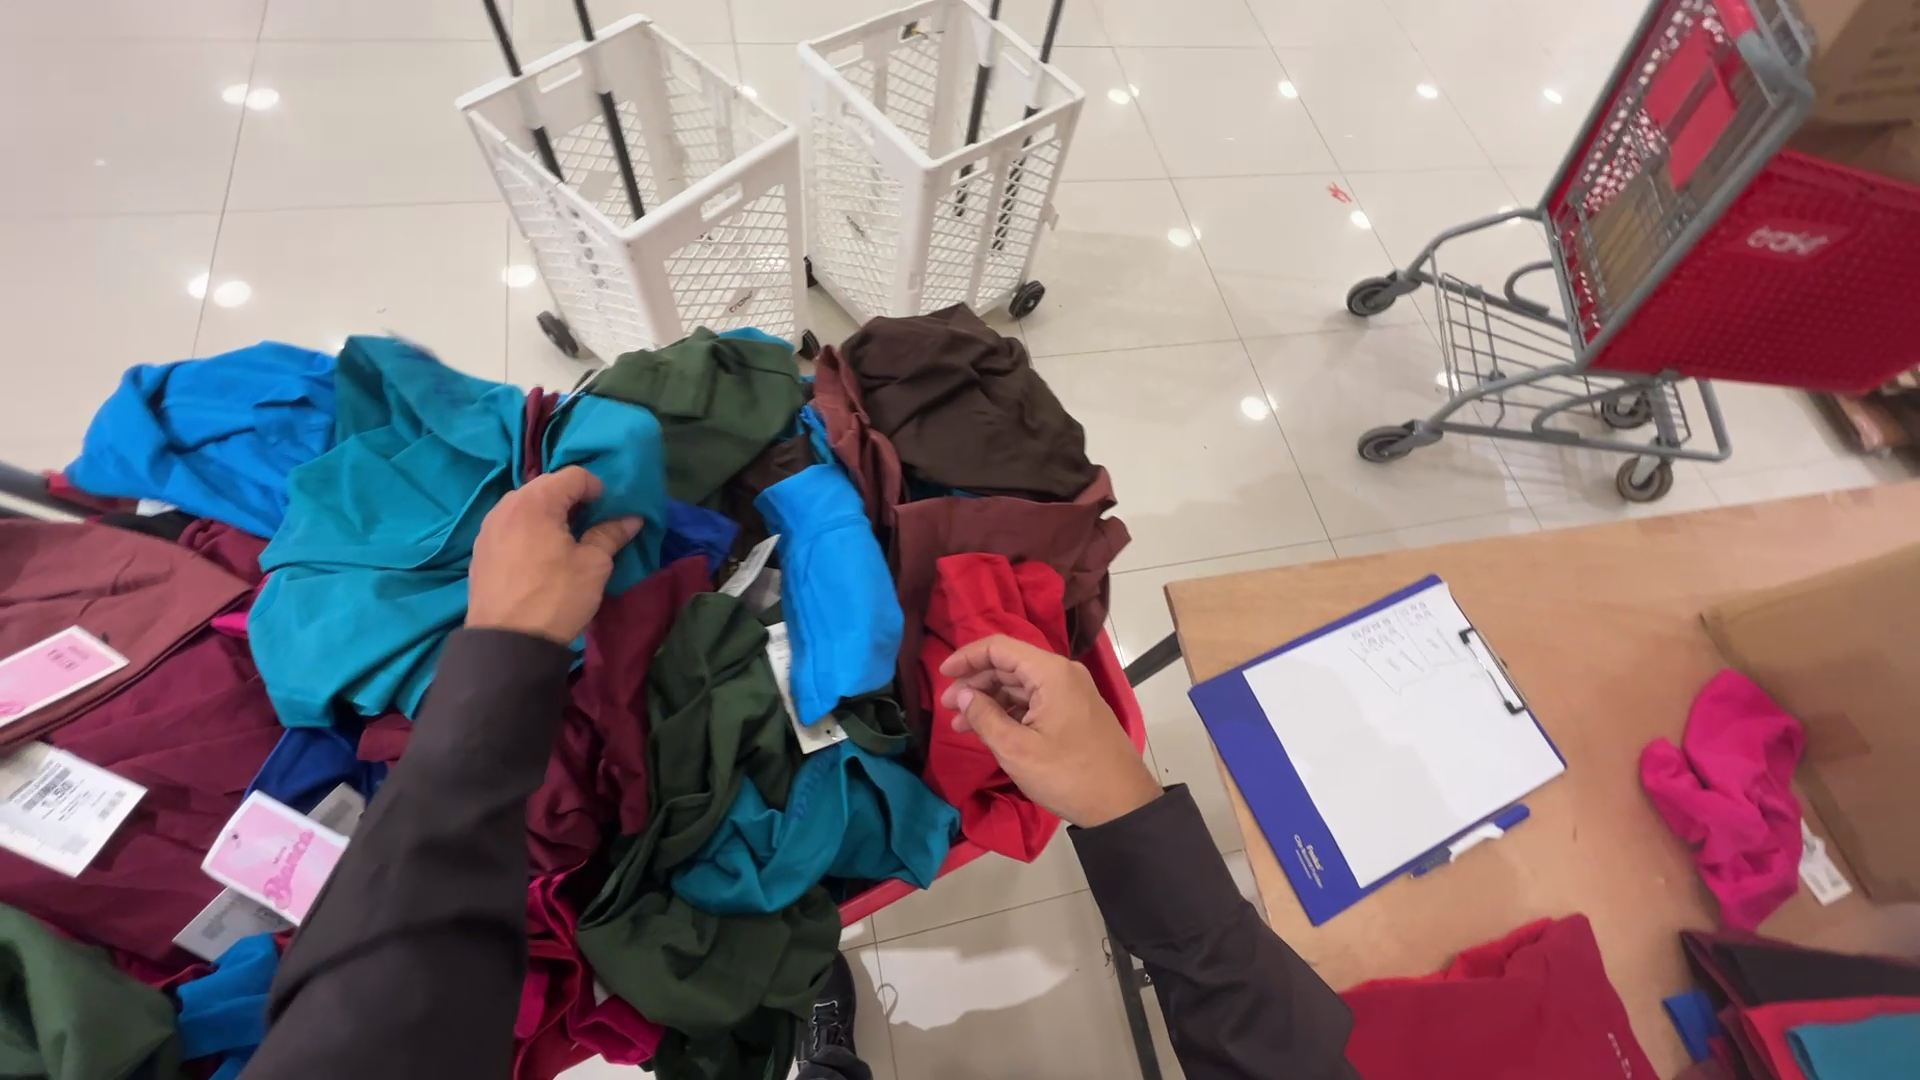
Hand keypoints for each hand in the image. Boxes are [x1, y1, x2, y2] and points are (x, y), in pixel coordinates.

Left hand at [467, 466, 642, 644]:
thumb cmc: (557, 596)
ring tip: (568, 540)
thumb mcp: (594, 564)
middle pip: (548, 486)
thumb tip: (632, 519)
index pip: (574, 475)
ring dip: (552, 513)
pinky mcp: (482, 548)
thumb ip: (611, 533)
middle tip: (592, 525)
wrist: (508, 642)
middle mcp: (507, 506)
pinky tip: (543, 555)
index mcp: (535, 503)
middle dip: (574, 499)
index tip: (609, 514)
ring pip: (528, 504)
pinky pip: (513, 524)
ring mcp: (490, 527)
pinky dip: (532, 528)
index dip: (598, 489)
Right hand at [939, 635, 1161, 827]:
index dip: (967, 657)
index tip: (941, 674)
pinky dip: (1009, 711)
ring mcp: (1070, 691)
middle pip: (1009, 664)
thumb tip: (962, 693)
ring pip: (1020, 684)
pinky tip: (989, 729)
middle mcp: (1062, 673)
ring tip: (960, 724)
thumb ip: (984, 717)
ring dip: (989, 699)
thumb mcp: (1017, 749)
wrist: (1123, 804)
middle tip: (947, 707)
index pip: (999, 647)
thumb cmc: (1068, 775)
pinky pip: (1034, 700)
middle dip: (975, 682)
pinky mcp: (1074, 710)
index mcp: (1050, 672)